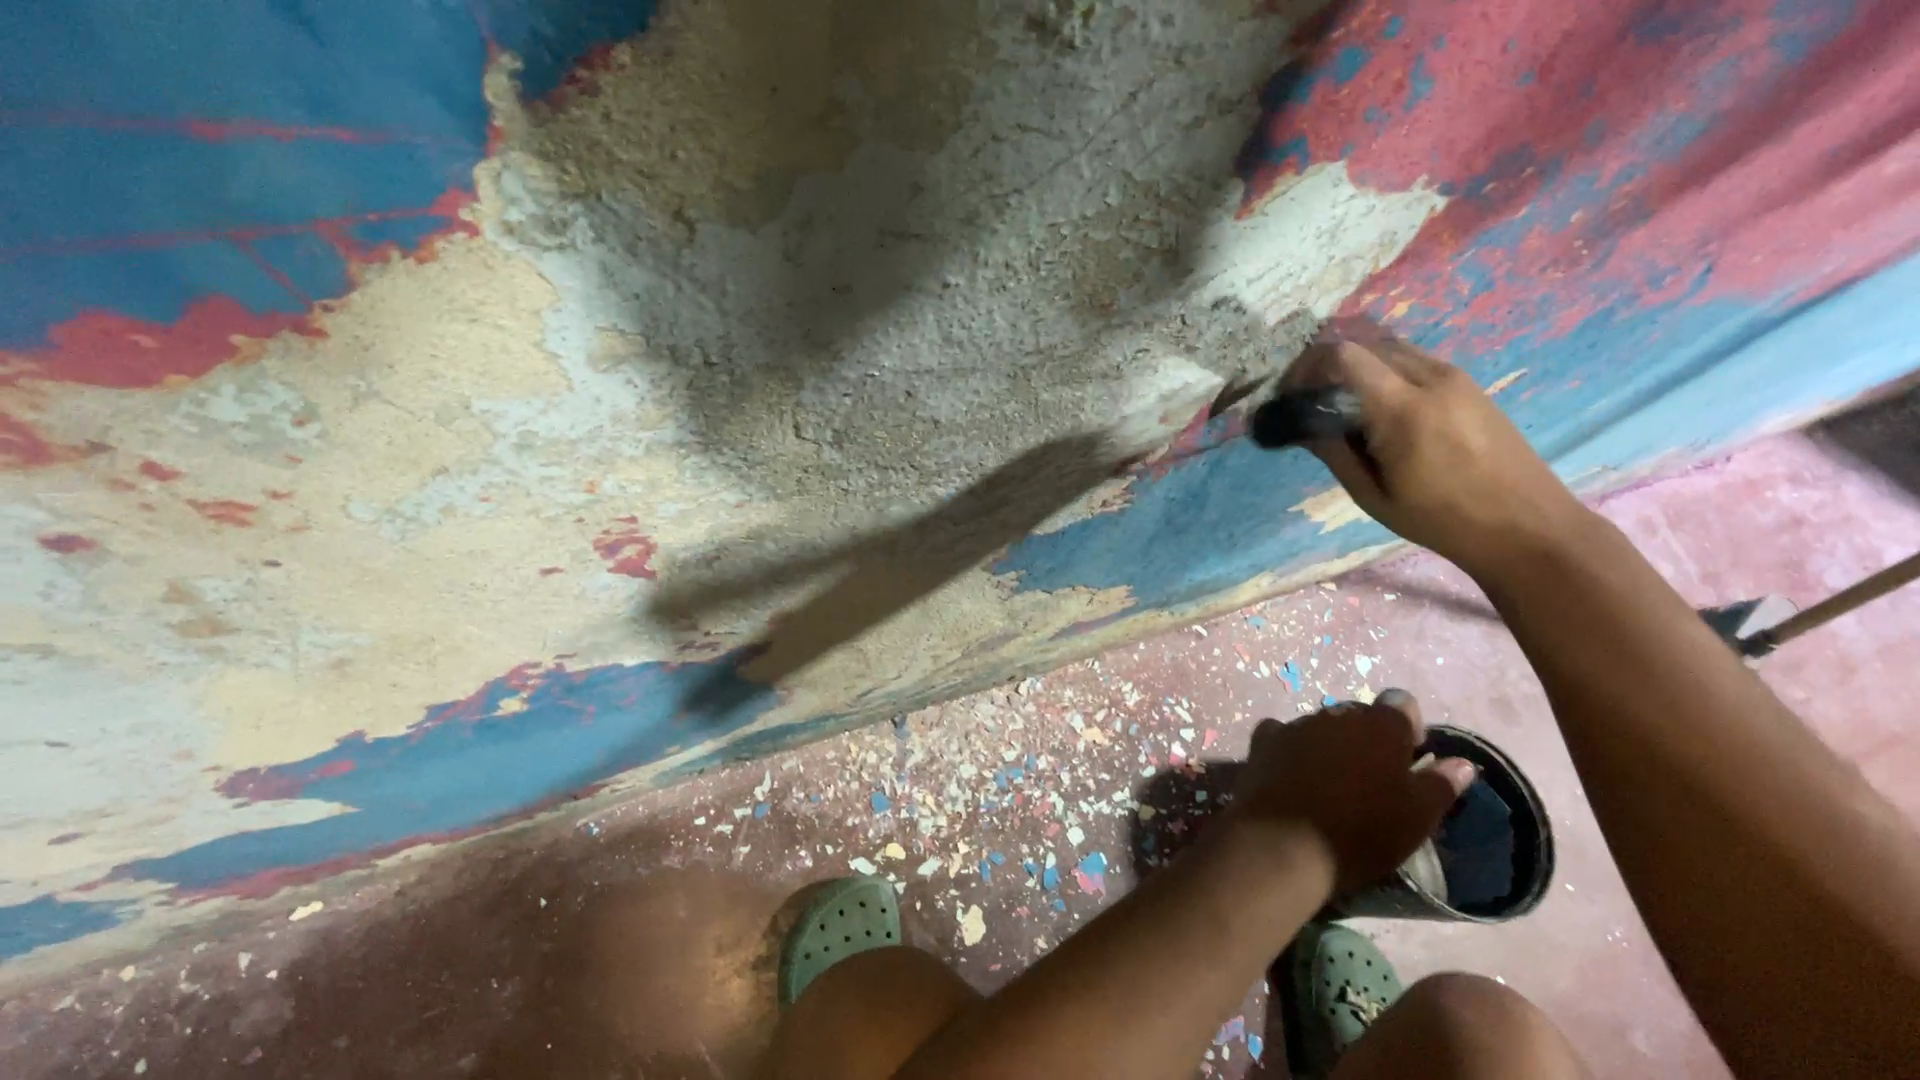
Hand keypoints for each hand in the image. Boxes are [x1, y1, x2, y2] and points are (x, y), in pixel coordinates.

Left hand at [1228, 690, 1475, 891]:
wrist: (1283, 846)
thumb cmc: (1361, 833)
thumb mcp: (1416, 818)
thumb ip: (1440, 784)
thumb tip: (1462, 763)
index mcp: (1382, 726)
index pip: (1401, 703)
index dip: (1407, 725)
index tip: (1408, 755)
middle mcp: (1338, 715)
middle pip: (1358, 714)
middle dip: (1366, 736)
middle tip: (1369, 776)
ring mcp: (1296, 725)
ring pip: (1320, 725)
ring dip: (1328, 743)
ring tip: (1329, 782)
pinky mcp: (1263, 741)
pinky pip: (1281, 734)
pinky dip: (1290, 748)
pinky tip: (1290, 774)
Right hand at [1302, 337, 1590, 577]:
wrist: (1526, 525)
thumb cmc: (1442, 521)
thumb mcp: (1374, 495)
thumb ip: (1333, 451)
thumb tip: (1297, 423)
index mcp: (1403, 411)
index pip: (1343, 356)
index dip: (1306, 367)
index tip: (1289, 396)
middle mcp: (1431, 379)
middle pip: (1363, 344)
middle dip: (1325, 365)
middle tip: (1306, 399)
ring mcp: (1454, 377)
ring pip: (1389, 348)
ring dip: (1356, 366)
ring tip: (1338, 403)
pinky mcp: (1468, 383)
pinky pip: (1413, 360)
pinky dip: (1383, 371)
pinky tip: (1376, 407)